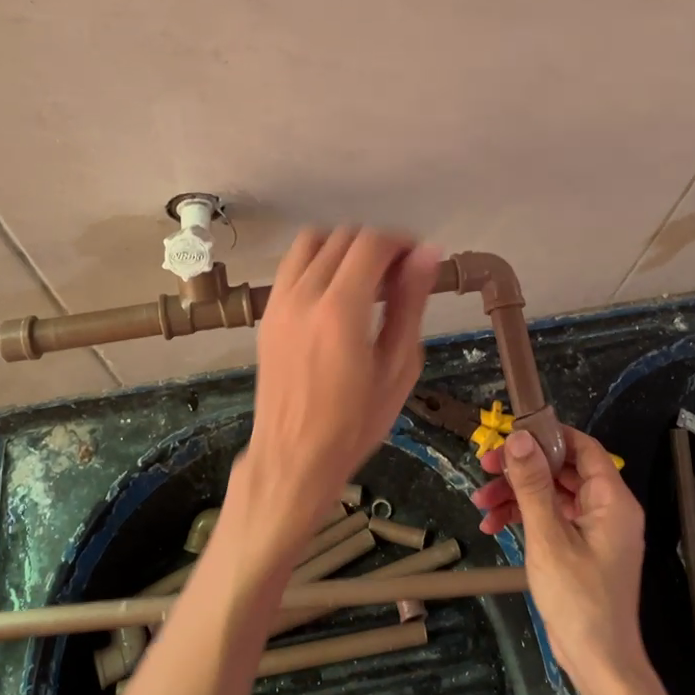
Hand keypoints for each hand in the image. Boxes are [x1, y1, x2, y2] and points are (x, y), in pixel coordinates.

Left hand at [242, 226, 441, 542]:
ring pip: (312, 241)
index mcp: (341, 310)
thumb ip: (410, 303)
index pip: (371, 244)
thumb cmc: (355, 423)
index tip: (419, 258)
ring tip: (366, 276)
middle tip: (399, 273)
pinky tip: (335, 290)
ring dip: (343, 245)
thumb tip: (427, 254)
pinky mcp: (267, 314)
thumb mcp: (398, 367)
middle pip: (343, 236)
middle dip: (377, 244)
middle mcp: (305, 295)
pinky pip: (292, 265)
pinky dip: (317, 260)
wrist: (293, 457)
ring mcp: (280, 302)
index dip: (401, 241)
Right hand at [471, 428, 647, 689]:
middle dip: (522, 469)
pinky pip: (551, 518)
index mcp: (611, 499)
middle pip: (562, 470)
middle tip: (484, 468)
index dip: (547, 437)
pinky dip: (524, 518)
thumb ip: (533, 485)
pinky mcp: (580, 548)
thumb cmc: (578, 597)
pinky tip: (492, 526)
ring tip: (479, 503)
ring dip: (516, 495)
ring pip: (552, 494)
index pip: (583, 447)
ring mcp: (594, 529)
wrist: (598, 661)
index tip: (509, 435)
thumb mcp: (548, 537)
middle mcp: (607, 508)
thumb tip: (519, 437)